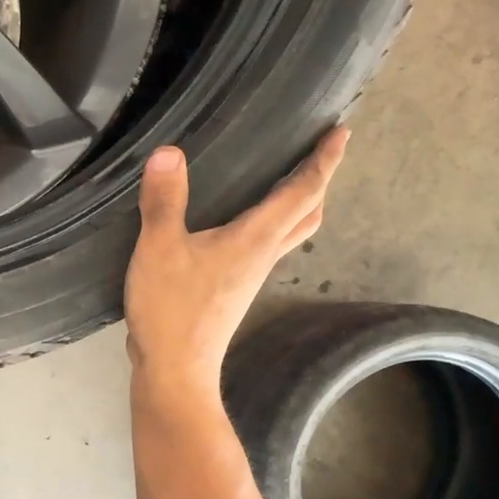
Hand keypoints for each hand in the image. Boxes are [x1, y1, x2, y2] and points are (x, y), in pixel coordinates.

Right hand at [124, 127, 349, 393]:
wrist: (175, 365)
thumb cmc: (172, 307)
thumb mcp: (158, 249)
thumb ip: (164, 202)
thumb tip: (168, 152)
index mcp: (255, 238)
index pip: (301, 192)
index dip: (322, 160)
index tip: (340, 133)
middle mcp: (262, 254)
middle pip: (307, 214)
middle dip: (317, 182)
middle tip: (319, 156)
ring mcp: (249, 276)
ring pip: (290, 233)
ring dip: (298, 206)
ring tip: (288, 185)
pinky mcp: (232, 291)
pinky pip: (265, 248)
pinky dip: (269, 227)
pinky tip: (242, 228)